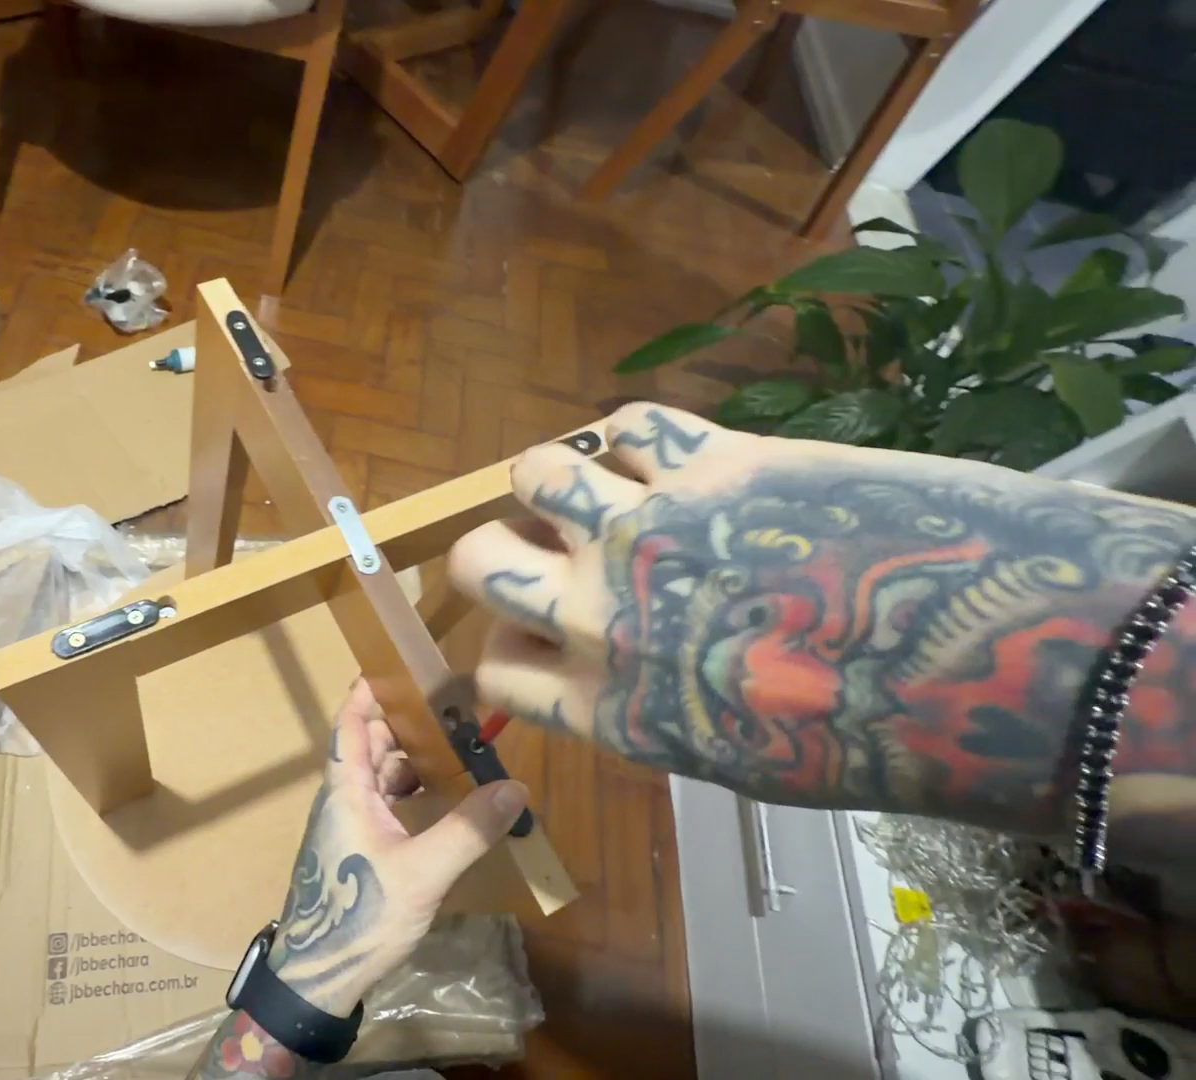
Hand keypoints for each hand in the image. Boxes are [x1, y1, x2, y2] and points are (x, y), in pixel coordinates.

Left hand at [267, 679, 527, 1013]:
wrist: (318, 973)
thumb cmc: (358, 911)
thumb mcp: (421, 873)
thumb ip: (467, 830)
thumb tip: (515, 787)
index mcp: (345, 787)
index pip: (350, 722)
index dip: (370, 692)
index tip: (402, 668)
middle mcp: (344, 796)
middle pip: (370, 745)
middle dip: (406, 725)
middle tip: (452, 713)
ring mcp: (350, 822)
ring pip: (381, 776)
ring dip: (413, 761)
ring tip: (458, 752)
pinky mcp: (359, 846)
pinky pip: (386, 804)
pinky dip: (412, 794)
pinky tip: (444, 801)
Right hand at [447, 402, 1195, 838]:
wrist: (1020, 671)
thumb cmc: (877, 739)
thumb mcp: (726, 757)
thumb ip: (630, 706)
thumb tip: (583, 655)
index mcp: (609, 705)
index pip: (492, 666)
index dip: (501, 643)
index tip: (530, 631)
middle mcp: (603, 617)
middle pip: (476, 560)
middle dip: (492, 553)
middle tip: (536, 549)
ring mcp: (650, 534)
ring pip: (533, 473)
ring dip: (553, 480)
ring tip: (594, 487)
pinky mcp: (714, 466)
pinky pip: (627, 421)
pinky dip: (633, 432)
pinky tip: (661, 452)